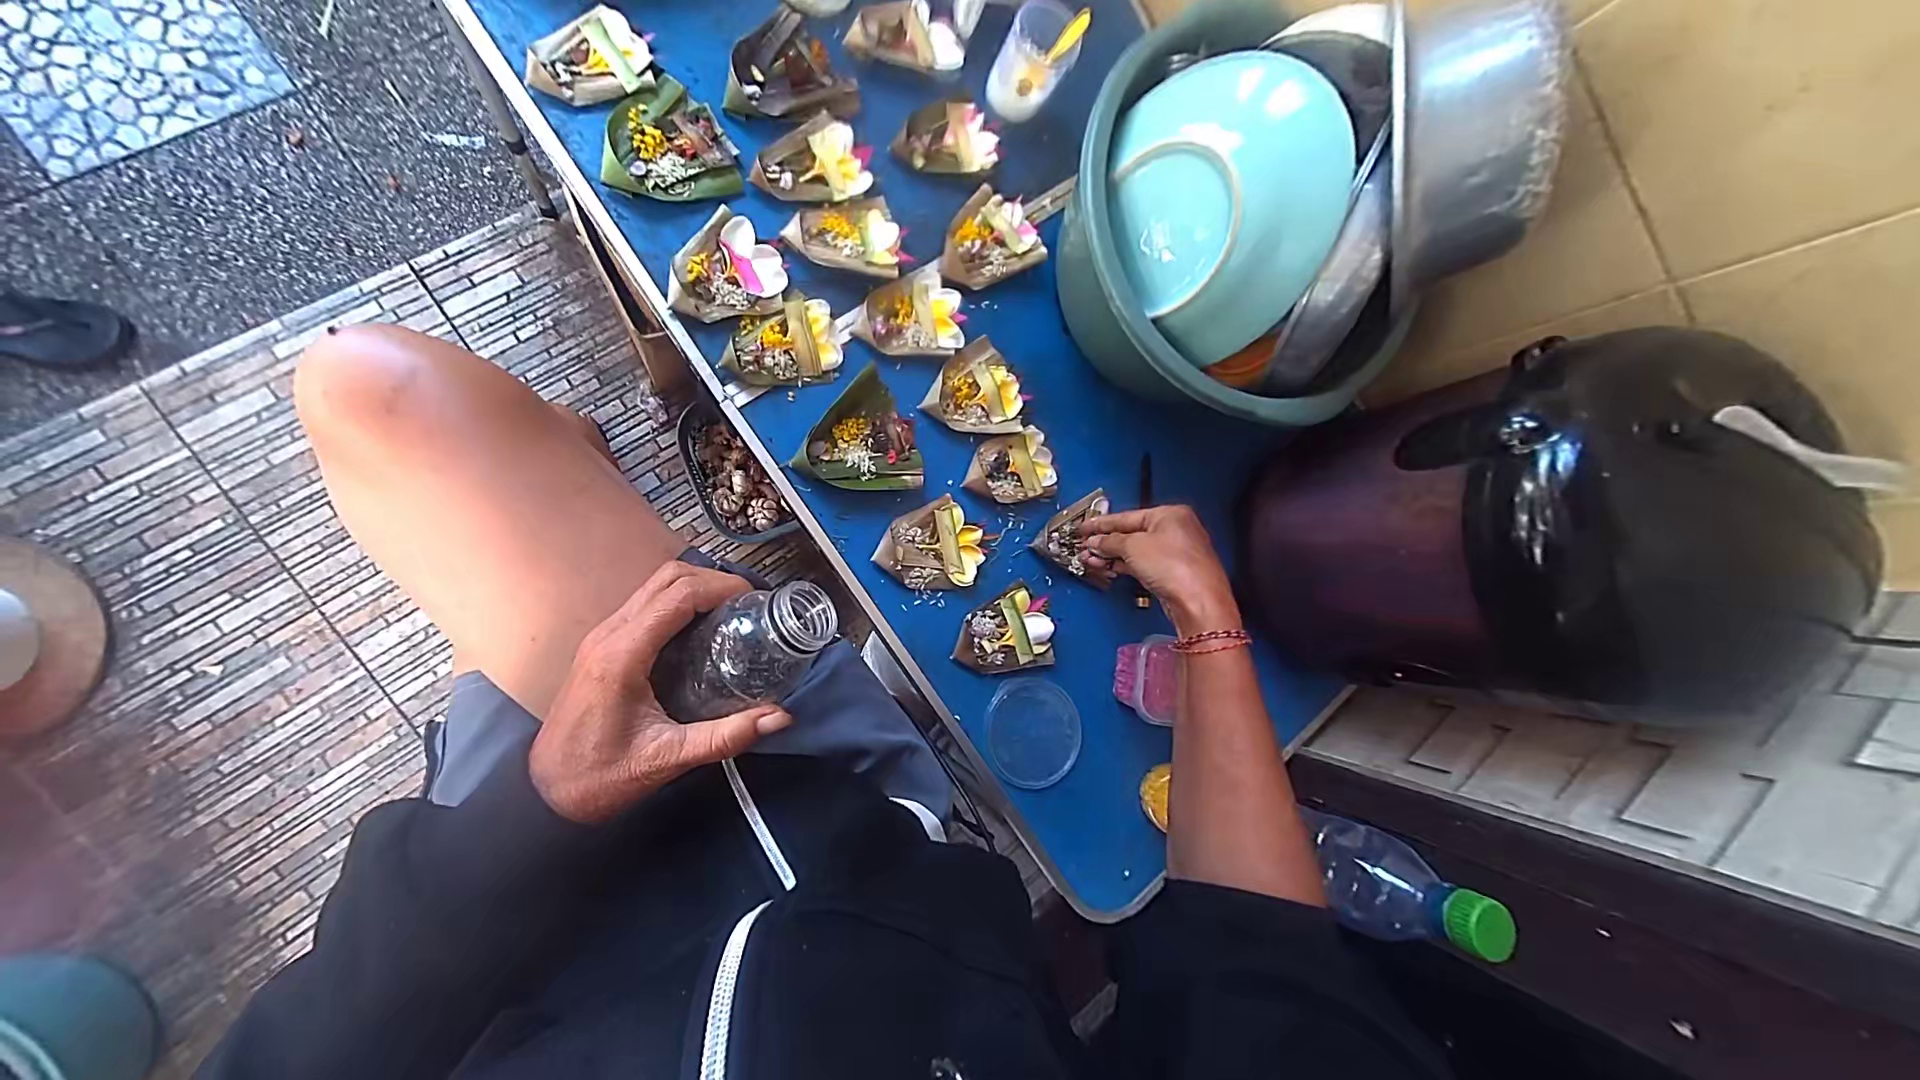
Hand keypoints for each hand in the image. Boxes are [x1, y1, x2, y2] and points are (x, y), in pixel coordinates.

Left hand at [528, 562, 793, 823]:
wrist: (543, 794)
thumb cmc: (600, 778)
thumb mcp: (666, 759)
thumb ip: (725, 737)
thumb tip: (780, 716)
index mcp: (622, 654)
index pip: (679, 594)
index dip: (722, 587)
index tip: (756, 600)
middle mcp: (610, 634)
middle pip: (668, 577)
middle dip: (715, 579)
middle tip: (750, 602)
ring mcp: (604, 636)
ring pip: (656, 584)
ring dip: (698, 586)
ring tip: (734, 609)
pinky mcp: (605, 645)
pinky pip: (649, 602)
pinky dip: (682, 600)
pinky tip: (705, 626)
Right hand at [1078, 506, 1242, 634]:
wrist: (1198, 601)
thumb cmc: (1177, 568)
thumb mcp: (1133, 546)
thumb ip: (1110, 541)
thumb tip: (1096, 542)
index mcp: (1170, 514)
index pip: (1127, 516)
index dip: (1101, 523)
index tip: (1085, 528)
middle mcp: (1176, 530)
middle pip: (1131, 534)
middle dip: (1105, 542)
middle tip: (1084, 547)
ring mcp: (1175, 553)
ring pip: (1135, 551)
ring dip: (1111, 556)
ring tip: (1090, 560)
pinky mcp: (1173, 573)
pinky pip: (1142, 565)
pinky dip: (1124, 566)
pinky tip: (1108, 569)